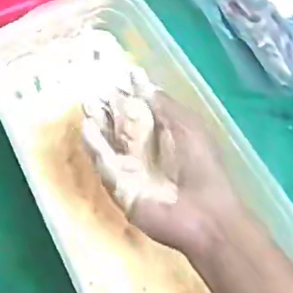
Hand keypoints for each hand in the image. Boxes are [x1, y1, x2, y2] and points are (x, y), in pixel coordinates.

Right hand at [81, 90, 244, 259]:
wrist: (205, 216)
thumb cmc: (202, 167)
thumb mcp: (188, 126)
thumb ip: (162, 103)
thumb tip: (136, 77)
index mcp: (158, 135)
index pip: (133, 108)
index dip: (122, 92)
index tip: (109, 75)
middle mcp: (140, 150)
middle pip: (115, 123)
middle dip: (103, 105)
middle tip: (92, 89)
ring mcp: (127, 168)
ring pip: (104, 140)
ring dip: (95, 122)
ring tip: (86, 104)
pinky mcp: (117, 186)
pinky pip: (101, 163)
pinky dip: (94, 145)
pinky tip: (88, 128)